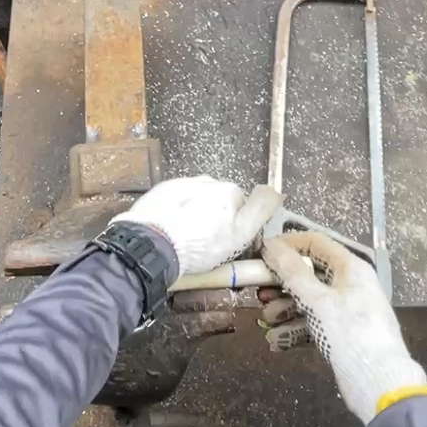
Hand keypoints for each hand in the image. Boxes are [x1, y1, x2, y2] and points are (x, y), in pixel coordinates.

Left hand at [112, 176, 281, 275]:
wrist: (151, 244)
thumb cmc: (198, 245)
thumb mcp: (240, 234)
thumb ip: (261, 209)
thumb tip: (276, 191)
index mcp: (229, 190)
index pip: (243, 207)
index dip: (239, 227)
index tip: (228, 244)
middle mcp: (207, 181)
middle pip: (219, 202)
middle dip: (216, 219)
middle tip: (206, 245)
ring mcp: (182, 184)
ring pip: (197, 202)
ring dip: (195, 216)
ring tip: (186, 240)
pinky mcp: (161, 190)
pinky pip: (176, 202)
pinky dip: (176, 214)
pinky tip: (170, 232)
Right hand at [262, 231, 426, 422]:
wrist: (382, 388)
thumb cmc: (351, 336)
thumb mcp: (318, 301)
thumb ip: (292, 272)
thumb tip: (270, 244)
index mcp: (350, 267)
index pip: (314, 242)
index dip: (286, 245)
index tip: (261, 255)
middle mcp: (349, 283)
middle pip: (308, 272)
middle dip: (281, 283)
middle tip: (260, 293)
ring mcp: (347, 309)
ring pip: (309, 299)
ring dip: (285, 308)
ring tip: (267, 320)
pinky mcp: (342, 333)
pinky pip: (314, 322)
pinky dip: (296, 328)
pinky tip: (277, 340)